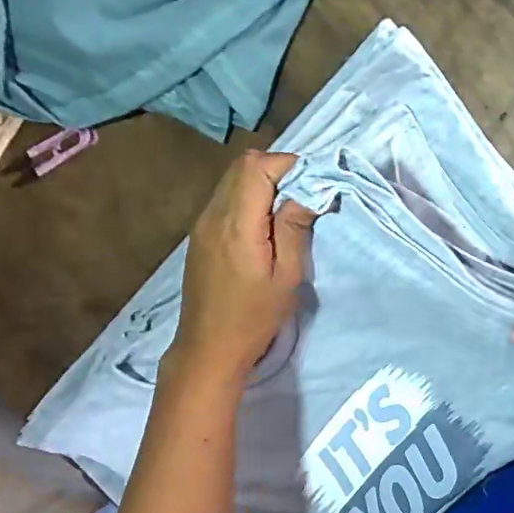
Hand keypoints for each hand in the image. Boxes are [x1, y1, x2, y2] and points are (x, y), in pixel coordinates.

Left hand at [170, 151, 315, 383]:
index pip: (257, 167)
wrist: (209, 347)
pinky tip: (265, 224)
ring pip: (231, 179)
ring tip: (287, 209)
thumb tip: (308, 190)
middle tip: (304, 192)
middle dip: (276, 168)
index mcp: (237, 225)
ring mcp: (202, 224)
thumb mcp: (286, 276)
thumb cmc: (254, 317)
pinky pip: (225, 197)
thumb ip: (293, 228)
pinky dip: (248, 196)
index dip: (288, 164)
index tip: (313, 181)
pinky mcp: (199, 234)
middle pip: (242, 165)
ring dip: (262, 181)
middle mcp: (213, 215)